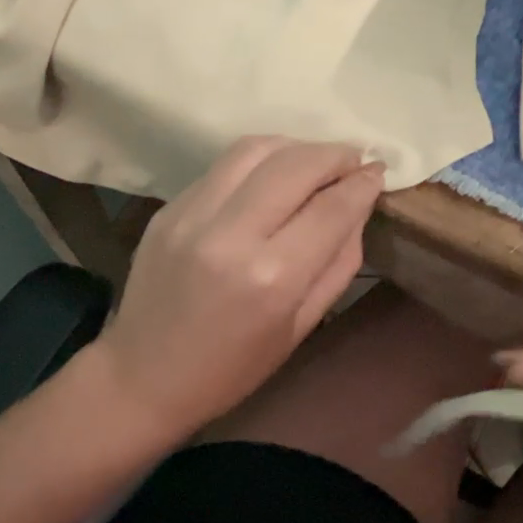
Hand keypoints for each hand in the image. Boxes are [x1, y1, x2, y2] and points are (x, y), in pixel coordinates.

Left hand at [91, 136, 384, 439]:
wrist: (142, 375)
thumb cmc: (231, 369)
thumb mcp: (300, 327)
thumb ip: (337, 264)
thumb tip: (358, 208)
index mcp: (271, 278)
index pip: (331, 208)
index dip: (363, 184)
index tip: (379, 172)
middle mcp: (231, 234)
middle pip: (296, 164)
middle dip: (335, 154)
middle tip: (354, 161)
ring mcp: (192, 214)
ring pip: (256, 149)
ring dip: (296, 147)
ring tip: (314, 163)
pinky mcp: (169, 208)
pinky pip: (224, 167)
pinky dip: (259, 163)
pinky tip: (270, 180)